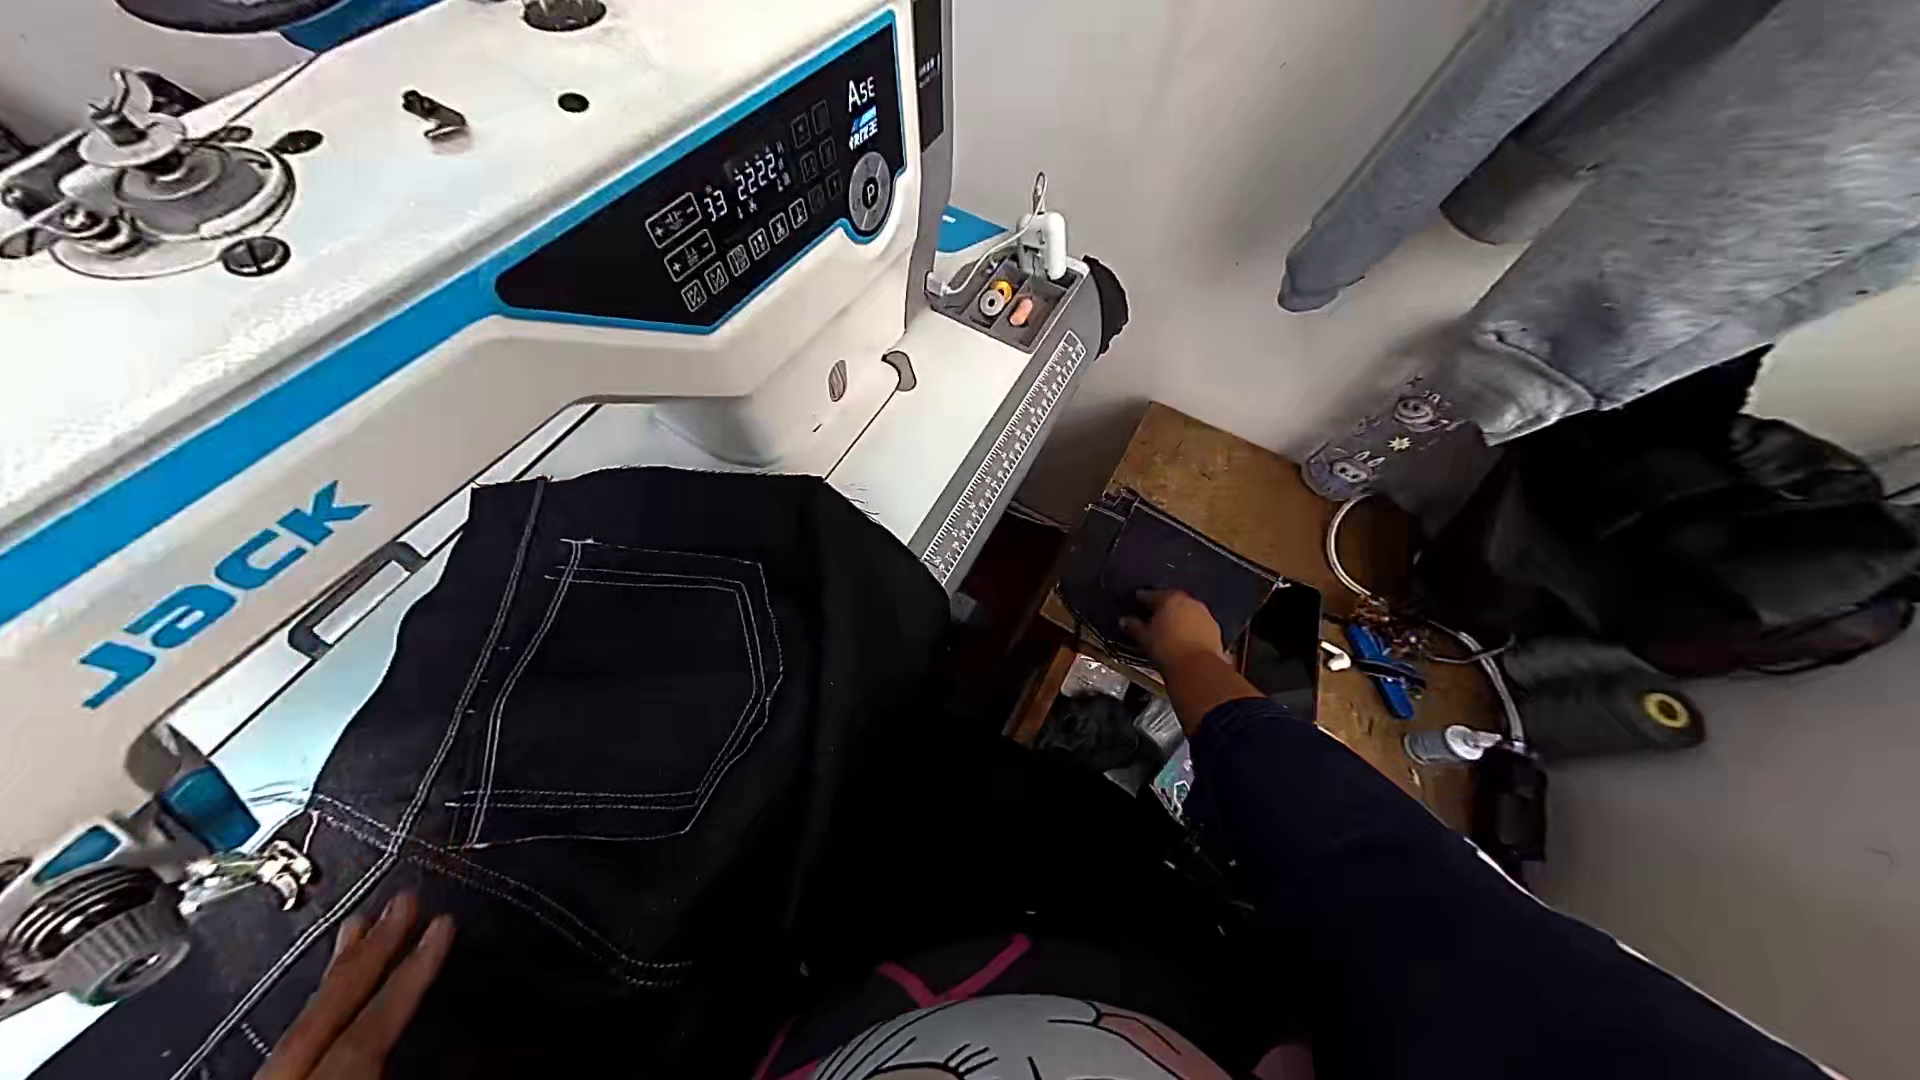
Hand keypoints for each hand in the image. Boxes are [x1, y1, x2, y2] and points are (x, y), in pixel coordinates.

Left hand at [256, 893, 453, 1079]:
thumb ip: (420, 1066)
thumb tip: (482, 1049)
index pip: (365, 1034)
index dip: (409, 976)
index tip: (443, 923)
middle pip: (318, 1021)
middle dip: (367, 955)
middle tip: (405, 900)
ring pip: (289, 1033)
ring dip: (335, 974)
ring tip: (361, 925)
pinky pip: (281, 1048)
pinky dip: (312, 1009)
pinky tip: (326, 994)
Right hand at [1121, 589, 1228, 668]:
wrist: (1198, 669)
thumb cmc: (1168, 649)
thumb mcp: (1144, 638)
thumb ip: (1134, 626)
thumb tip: (1125, 621)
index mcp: (1170, 598)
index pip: (1152, 594)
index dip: (1142, 598)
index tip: (1137, 601)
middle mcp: (1190, 602)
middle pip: (1173, 601)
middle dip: (1163, 607)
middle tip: (1152, 615)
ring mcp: (1205, 616)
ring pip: (1187, 612)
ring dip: (1178, 618)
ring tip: (1167, 629)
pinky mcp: (1215, 631)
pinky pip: (1198, 625)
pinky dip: (1189, 629)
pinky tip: (1182, 638)